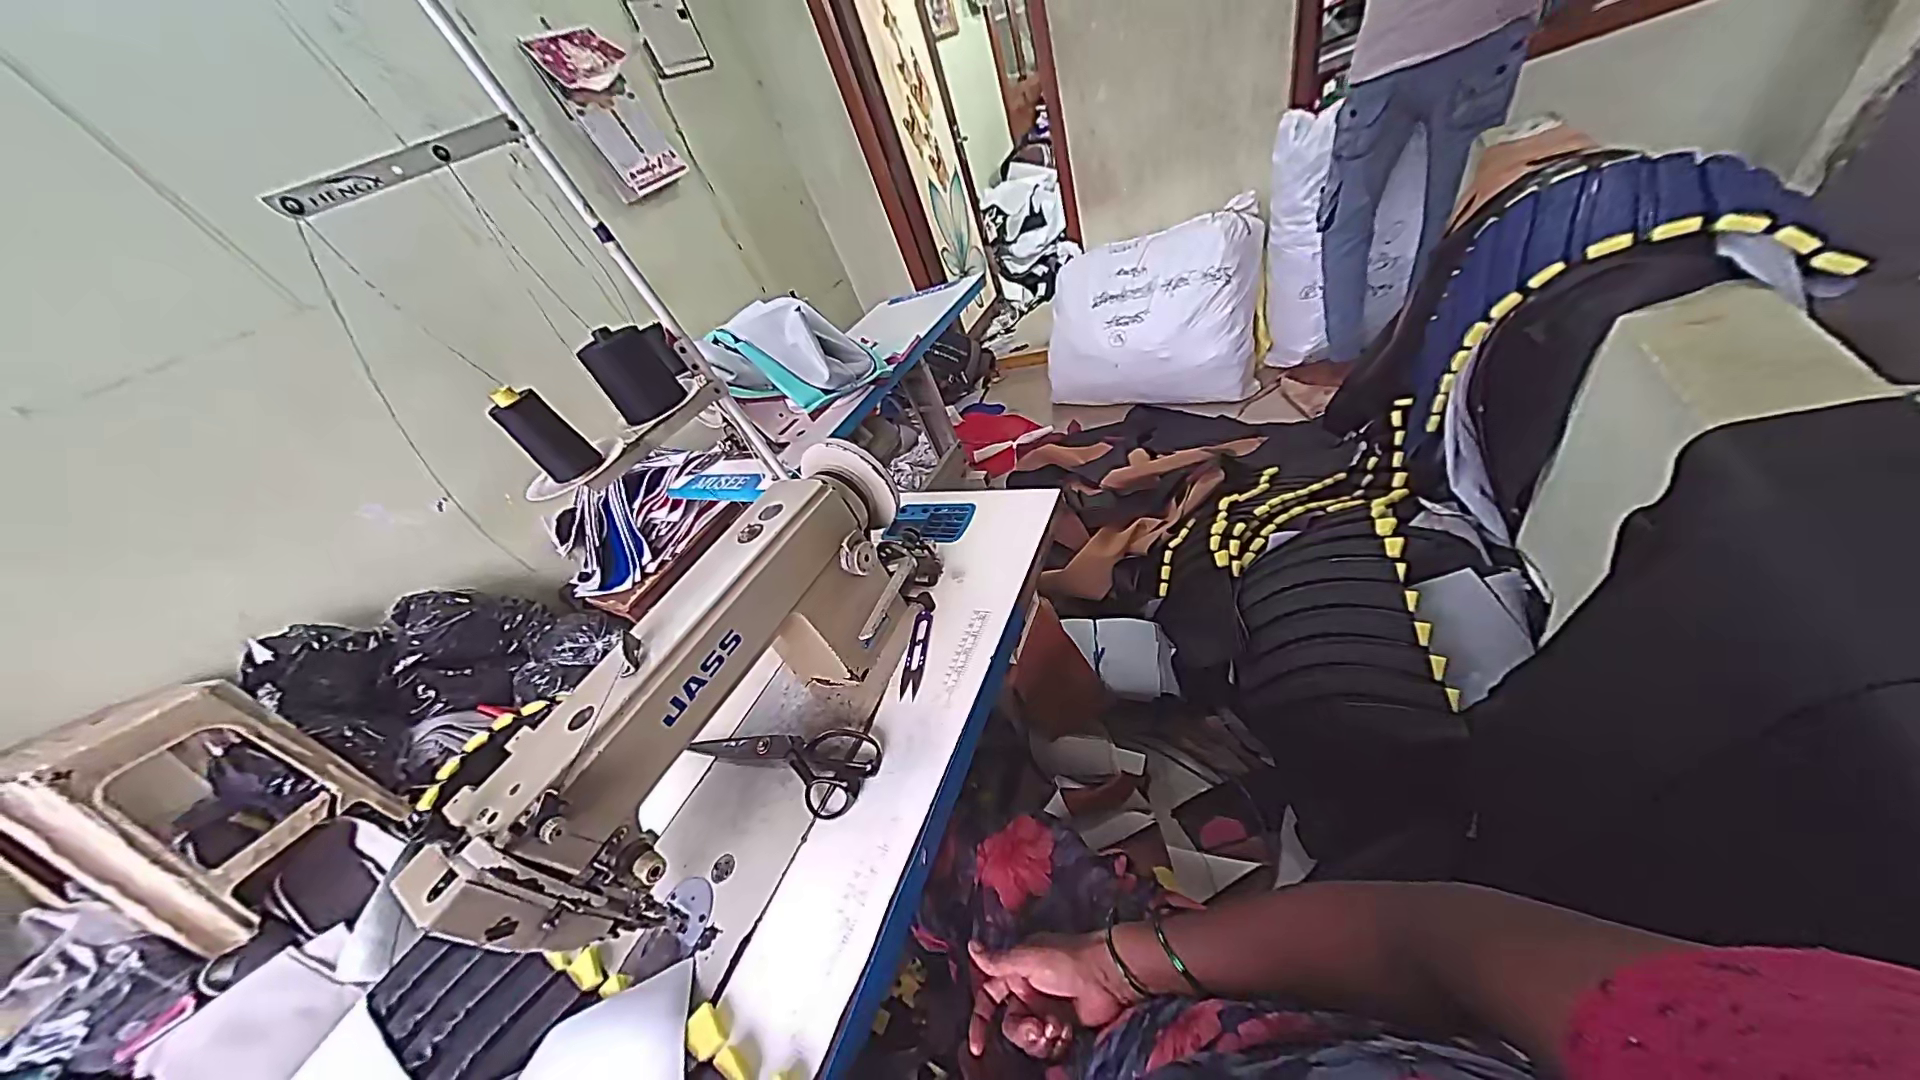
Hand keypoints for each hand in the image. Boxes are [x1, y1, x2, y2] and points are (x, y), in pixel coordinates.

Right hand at [967, 934, 1139, 1055]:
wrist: (1105, 975)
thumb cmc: (1065, 960)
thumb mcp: (1029, 959)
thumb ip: (999, 961)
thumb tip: (971, 946)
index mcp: (1016, 971)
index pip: (989, 997)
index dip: (980, 1020)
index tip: (977, 1046)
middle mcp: (1027, 992)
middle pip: (1009, 1024)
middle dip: (1021, 1031)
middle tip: (1038, 1029)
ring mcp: (1045, 1010)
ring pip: (1028, 1038)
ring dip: (1039, 1038)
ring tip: (1056, 1028)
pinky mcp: (1062, 1026)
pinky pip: (1049, 1046)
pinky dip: (1055, 1042)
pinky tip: (1066, 1032)